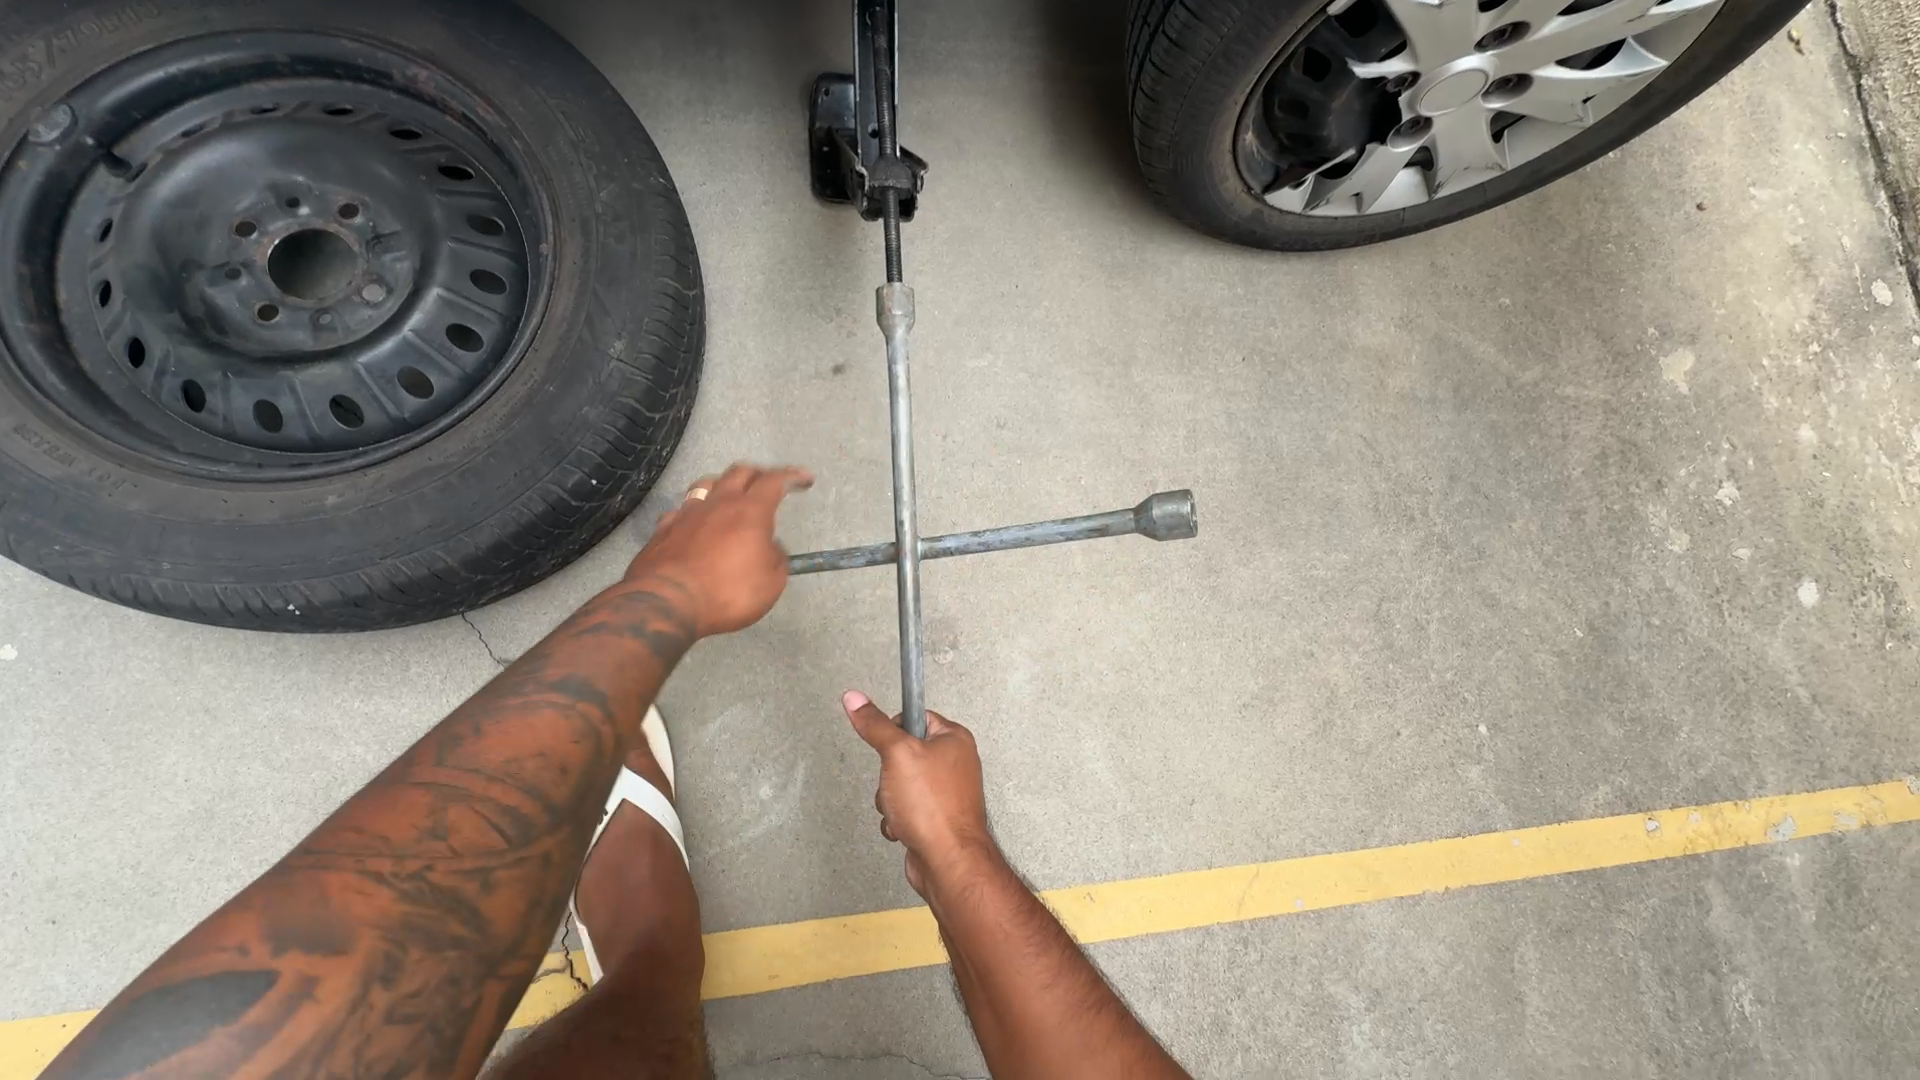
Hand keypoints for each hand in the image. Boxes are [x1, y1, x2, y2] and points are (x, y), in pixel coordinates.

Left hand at [625, 463, 812, 637]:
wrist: (668, 603)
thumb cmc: (728, 592)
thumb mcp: (771, 582)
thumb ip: (776, 558)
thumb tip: (770, 548)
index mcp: (750, 512)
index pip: (775, 481)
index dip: (792, 476)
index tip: (805, 479)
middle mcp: (718, 504)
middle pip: (739, 472)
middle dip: (758, 473)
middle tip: (768, 484)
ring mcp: (687, 514)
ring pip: (706, 484)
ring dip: (722, 485)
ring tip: (729, 496)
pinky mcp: (663, 529)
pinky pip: (680, 510)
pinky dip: (693, 513)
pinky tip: (694, 523)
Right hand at [843, 691, 996, 895]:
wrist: (947, 861)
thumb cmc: (934, 808)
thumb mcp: (897, 754)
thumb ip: (875, 725)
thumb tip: (857, 700)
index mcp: (953, 739)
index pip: (915, 717)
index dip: (895, 730)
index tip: (888, 743)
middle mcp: (954, 762)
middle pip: (903, 754)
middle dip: (889, 774)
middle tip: (896, 782)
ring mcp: (946, 791)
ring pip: (899, 784)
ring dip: (889, 799)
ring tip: (901, 808)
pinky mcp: (936, 816)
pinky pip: (904, 808)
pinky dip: (897, 819)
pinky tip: (904, 827)